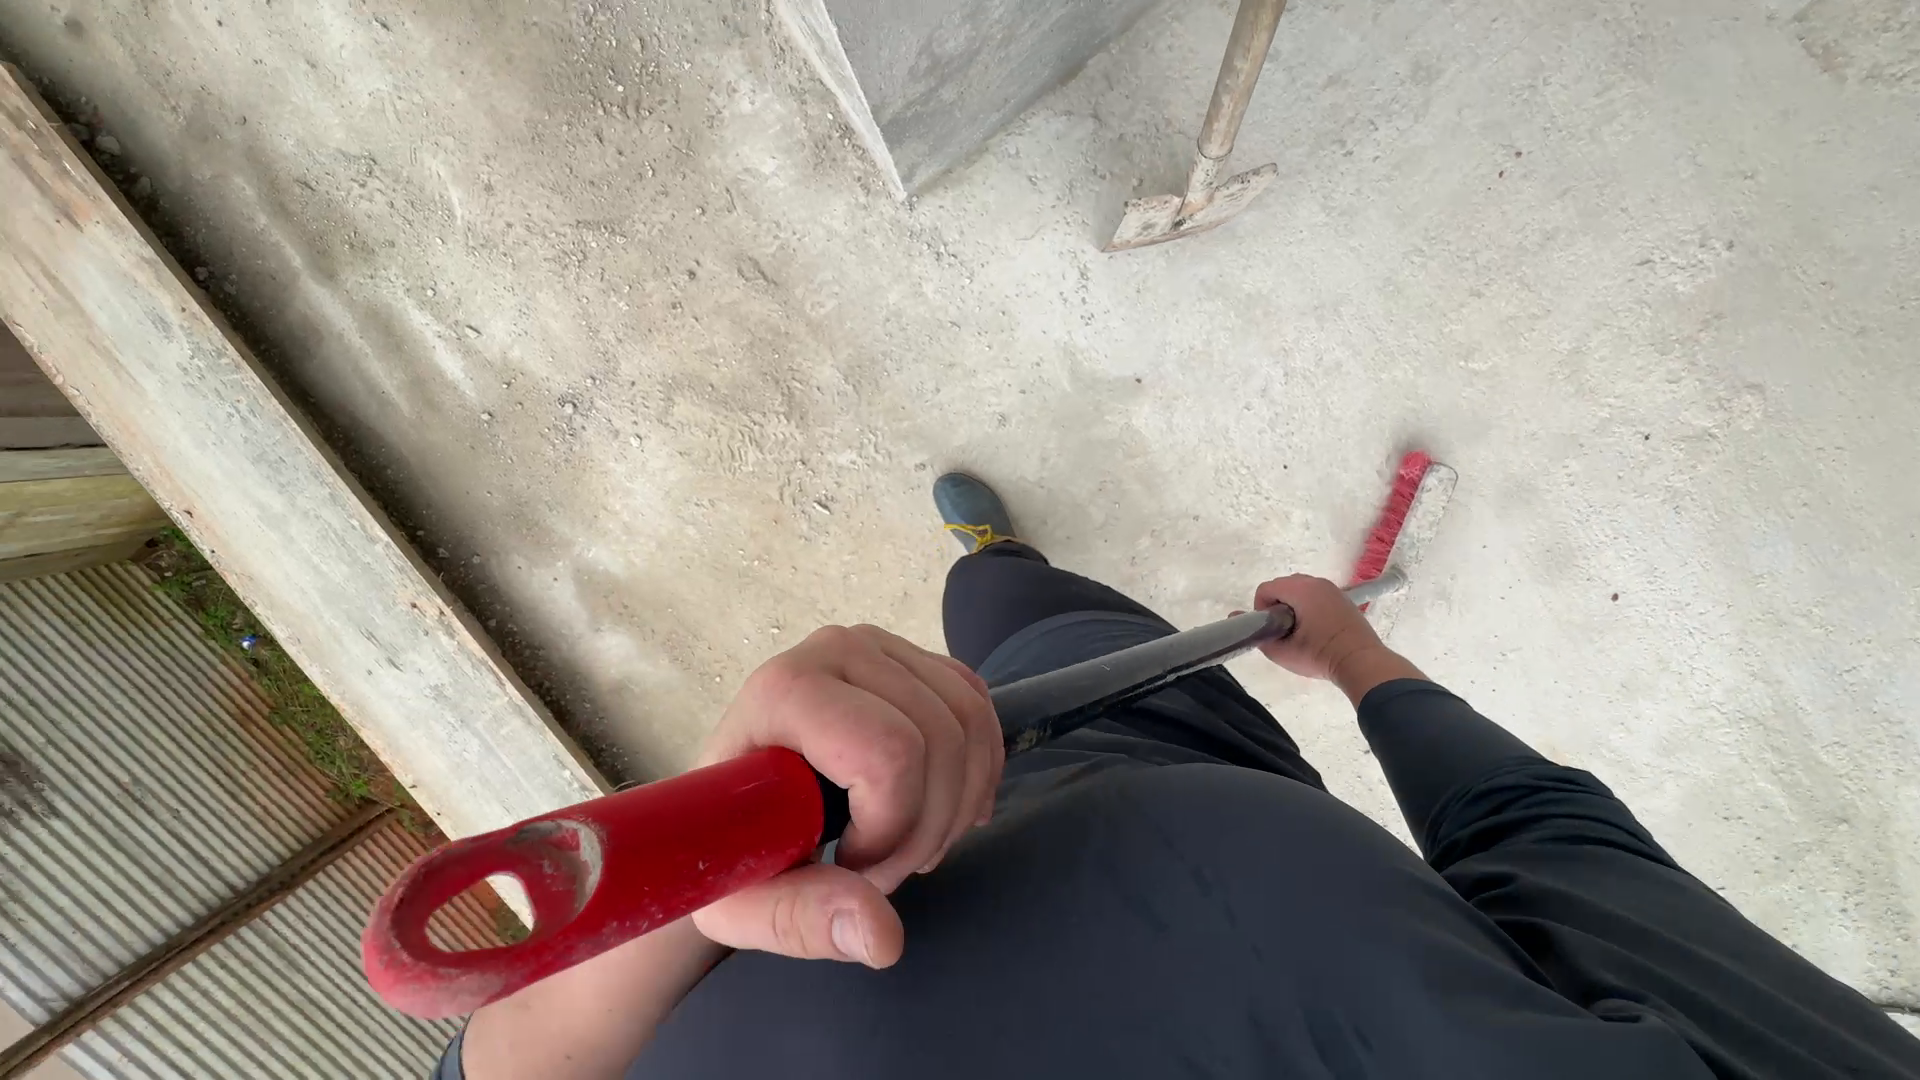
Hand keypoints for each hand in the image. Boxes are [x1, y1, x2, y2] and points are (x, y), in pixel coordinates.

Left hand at [690, 625, 1002, 968]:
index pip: (889, 753)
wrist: (738, 803)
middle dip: (927, 828)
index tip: (847, 863)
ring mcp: (880, 646)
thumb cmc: (731, 845)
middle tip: (880, 867)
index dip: (891, 830)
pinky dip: (978, 768)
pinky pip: (978, 705)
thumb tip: (883, 935)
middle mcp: (838, 648)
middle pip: (941, 739)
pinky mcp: (913, 659)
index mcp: (785, 689)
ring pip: (970, 723)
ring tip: (908, 841)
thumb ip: (800, 921)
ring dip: (956, 805)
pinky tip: (946, 807)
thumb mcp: (741, 904)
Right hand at [1251, 575, 1423, 701]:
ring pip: (1300, 589)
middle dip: (1277, 605)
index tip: (1270, 629)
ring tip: (1300, 631)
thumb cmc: (1319, 655)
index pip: (1266, 589)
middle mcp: (1316, 583)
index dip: (1261, 609)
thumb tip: (1234, 617)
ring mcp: (1332, 589)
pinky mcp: (1343, 599)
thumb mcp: (1280, 651)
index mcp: (1300, 589)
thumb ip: (1255, 633)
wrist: (1362, 663)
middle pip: (1283, 585)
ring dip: (1293, 606)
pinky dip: (1310, 607)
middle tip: (1283, 631)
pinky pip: (1317, 596)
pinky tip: (1316, 630)